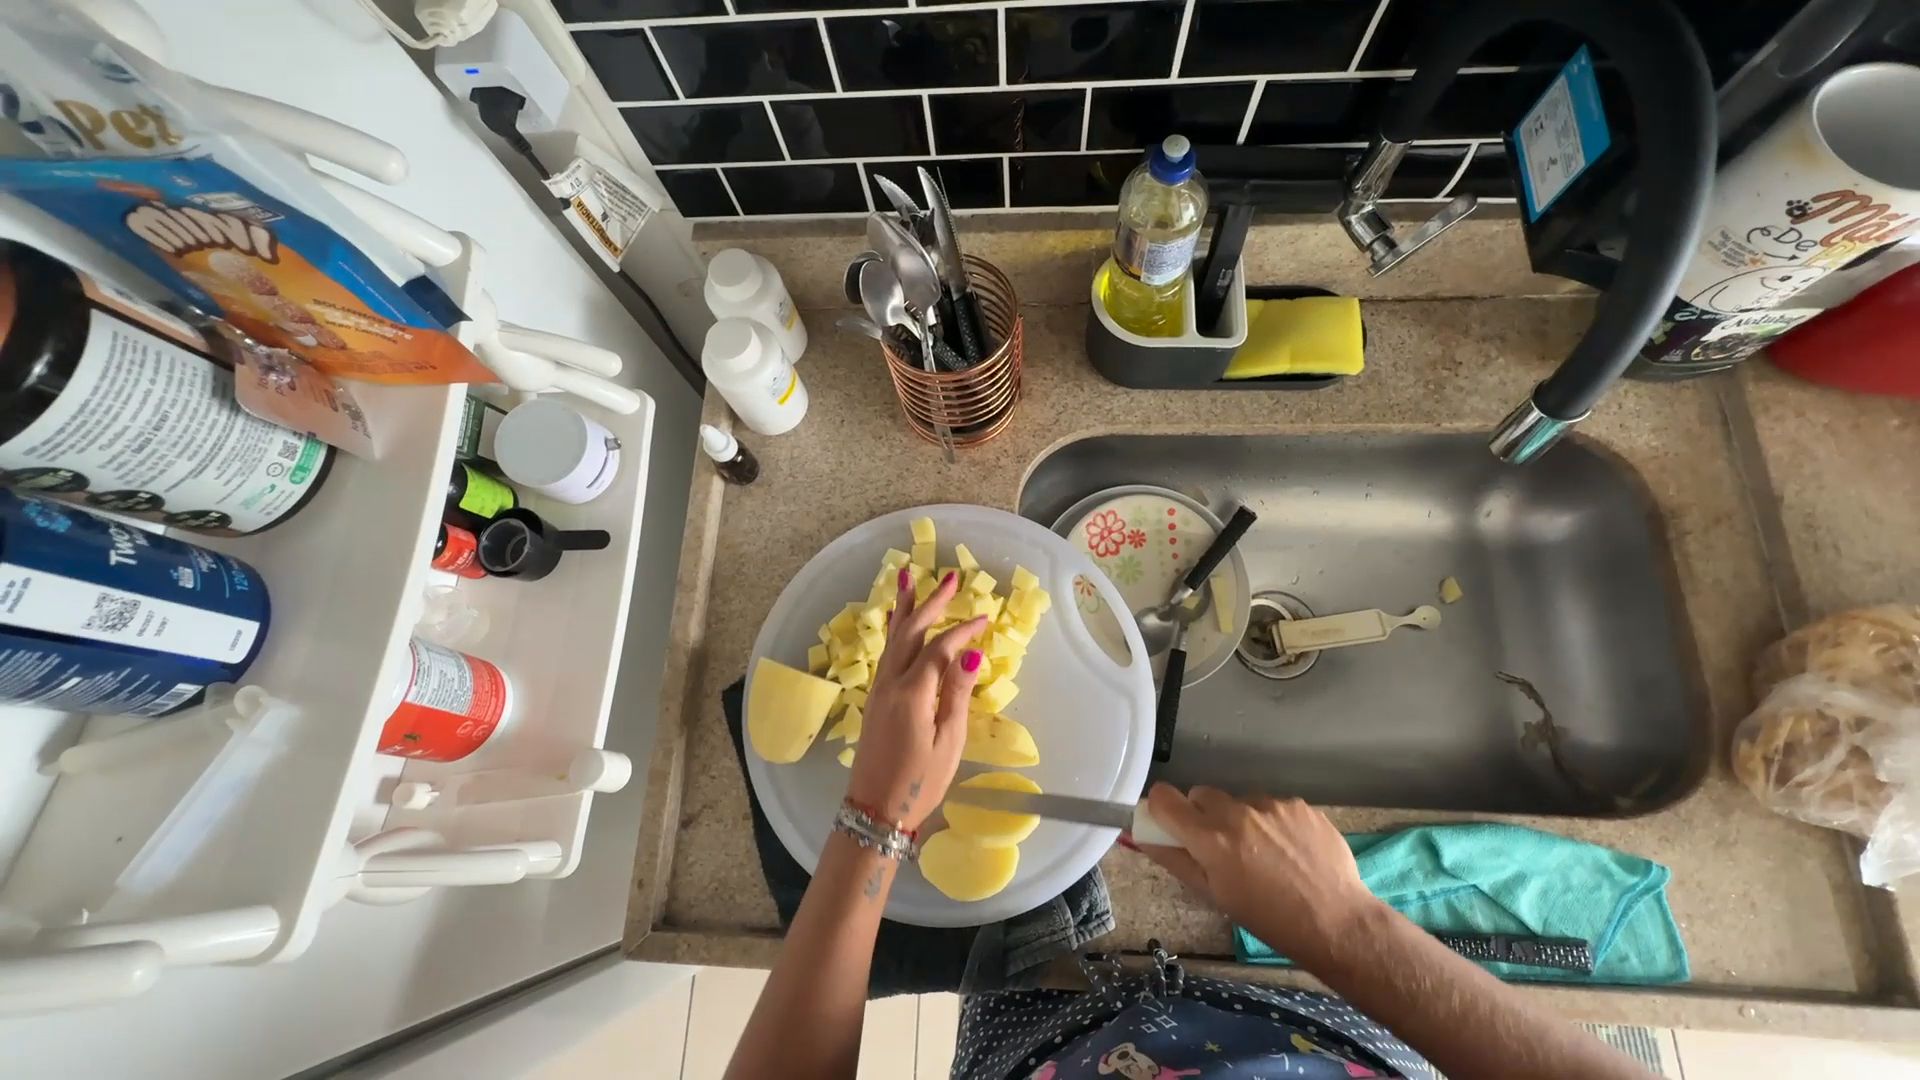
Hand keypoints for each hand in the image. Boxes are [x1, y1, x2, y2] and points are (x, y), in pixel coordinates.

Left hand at [844, 568, 986, 830]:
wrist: (874, 809)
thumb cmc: (920, 781)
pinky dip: (896, 631)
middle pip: (911, 632)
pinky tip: (898, 625)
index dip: (963, 630)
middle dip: (931, 603)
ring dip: (905, 609)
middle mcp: (891, 682)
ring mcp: (879, 690)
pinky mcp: (875, 700)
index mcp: (913, 691)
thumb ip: (957, 692)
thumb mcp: (949, 740)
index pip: (940, 648)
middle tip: (950, 578)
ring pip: (894, 639)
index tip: (985, 618)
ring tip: (908, 580)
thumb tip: (971, 651)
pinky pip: (887, 653)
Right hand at [1136, 784, 1381, 966]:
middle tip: (1221, 846)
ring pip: (1239, 800)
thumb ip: (1177, 860)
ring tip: (1264, 853)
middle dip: (1204, 814)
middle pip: (1201, 794)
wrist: (1336, 922)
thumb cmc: (1268, 918)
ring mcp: (1271, 805)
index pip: (1164, 798)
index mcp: (1210, 838)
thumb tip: (1145, 838)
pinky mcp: (1299, 804)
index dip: (1162, 807)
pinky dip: (1273, 822)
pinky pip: (1272, 805)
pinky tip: (1290, 850)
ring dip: (1241, 818)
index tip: (1170, 822)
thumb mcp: (1215, 896)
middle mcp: (1237, 813)